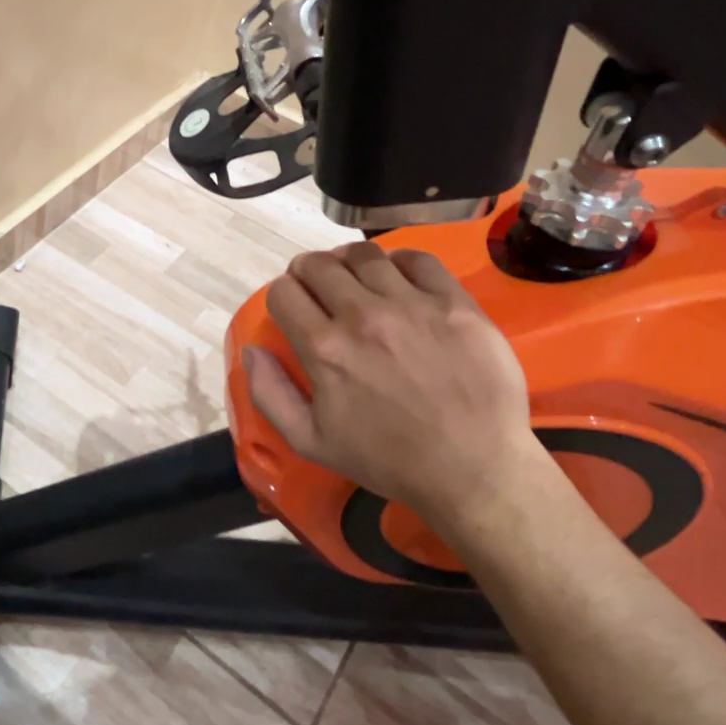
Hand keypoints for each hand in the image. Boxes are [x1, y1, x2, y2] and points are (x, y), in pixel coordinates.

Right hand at [242, 242, 536, 527]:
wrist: (474, 469)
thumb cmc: (388, 460)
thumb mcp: (311, 442)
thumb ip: (270, 394)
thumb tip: (251, 351)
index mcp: (324, 349)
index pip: (284, 292)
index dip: (282, 296)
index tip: (292, 308)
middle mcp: (362, 316)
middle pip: (318, 265)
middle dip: (308, 272)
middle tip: (318, 289)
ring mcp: (412, 305)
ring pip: (364, 255)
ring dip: (349, 262)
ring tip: (356, 278)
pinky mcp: (454, 303)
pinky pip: (418, 260)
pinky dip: (399, 261)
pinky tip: (399, 279)